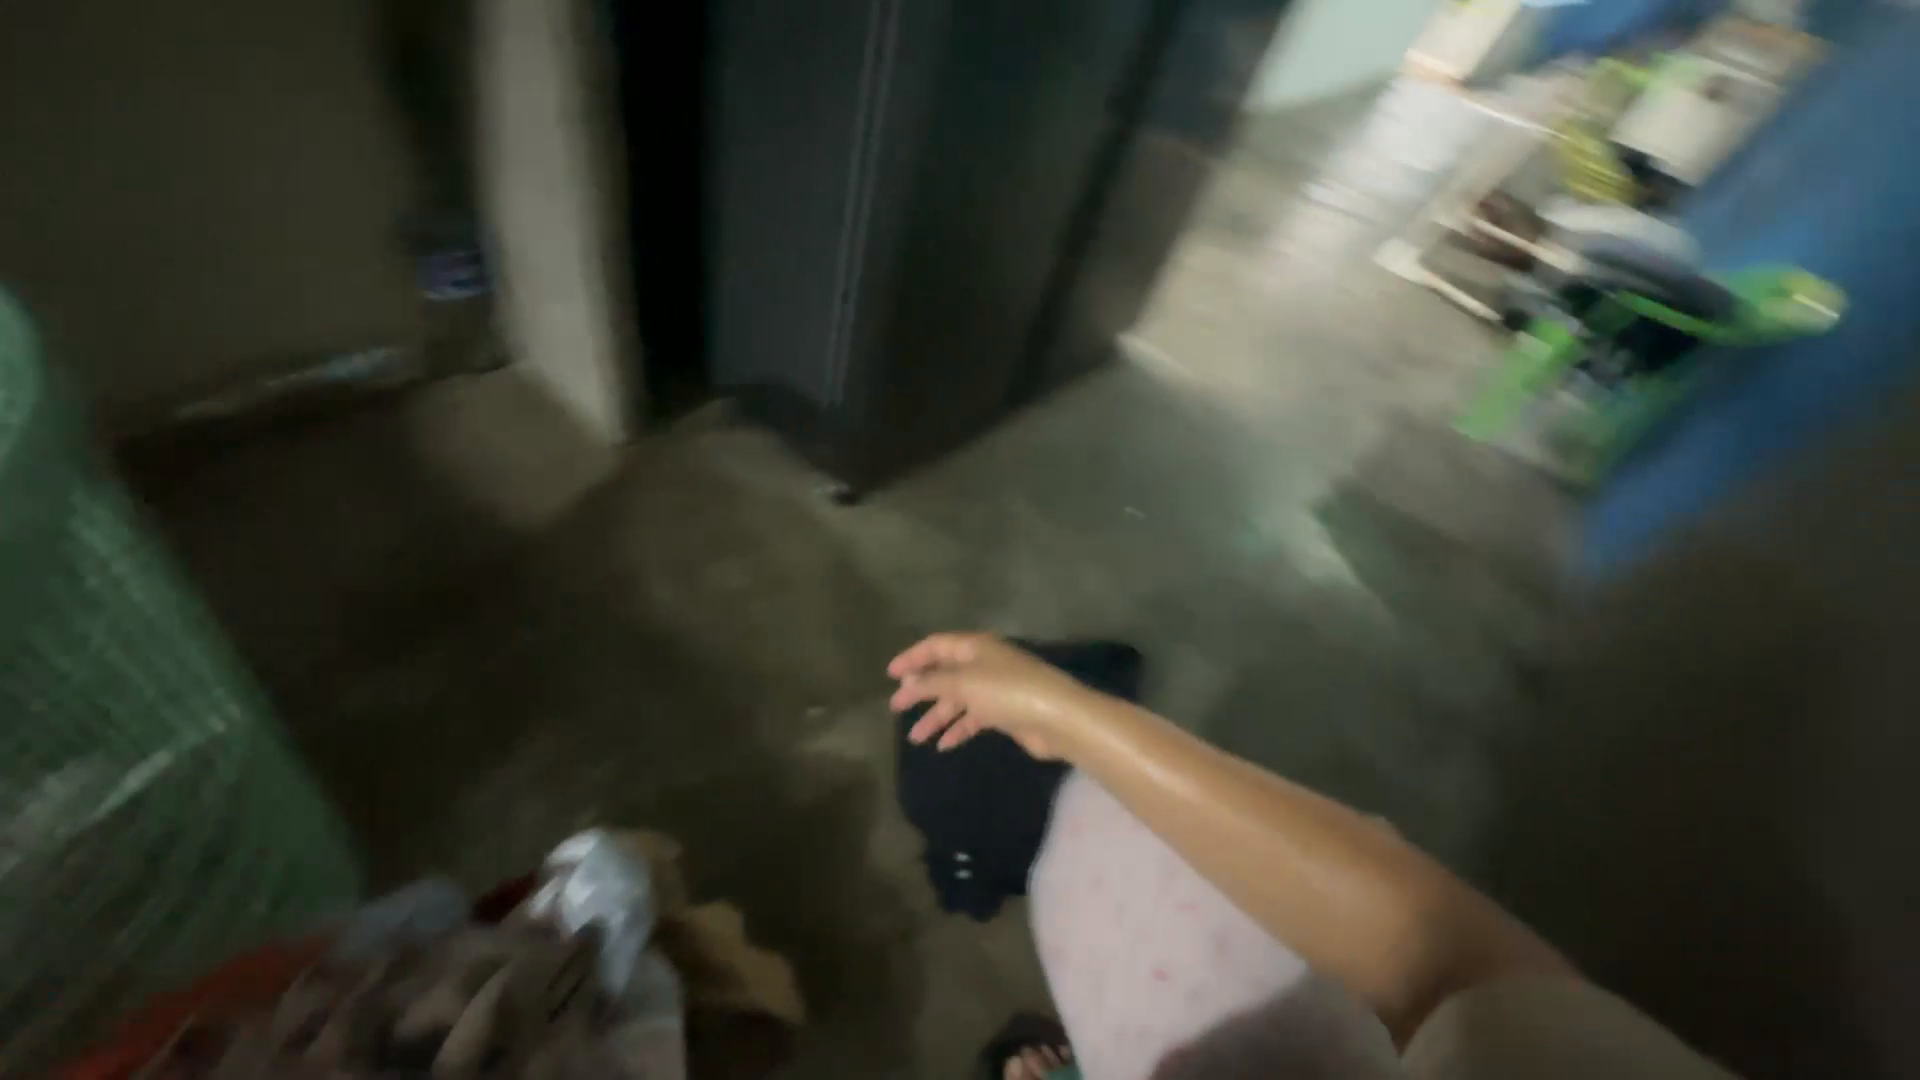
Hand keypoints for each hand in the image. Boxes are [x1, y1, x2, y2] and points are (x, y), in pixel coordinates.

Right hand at [887, 633, 1098, 759]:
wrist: (1056, 717)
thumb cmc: (1006, 691)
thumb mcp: (963, 683)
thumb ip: (931, 683)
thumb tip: (908, 683)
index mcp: (975, 647)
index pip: (936, 646)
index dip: (912, 658)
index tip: (890, 675)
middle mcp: (984, 663)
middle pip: (945, 674)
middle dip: (921, 691)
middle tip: (896, 708)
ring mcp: (995, 688)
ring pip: (958, 699)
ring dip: (937, 716)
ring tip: (915, 737)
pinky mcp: (1005, 712)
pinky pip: (973, 718)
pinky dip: (958, 729)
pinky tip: (943, 745)